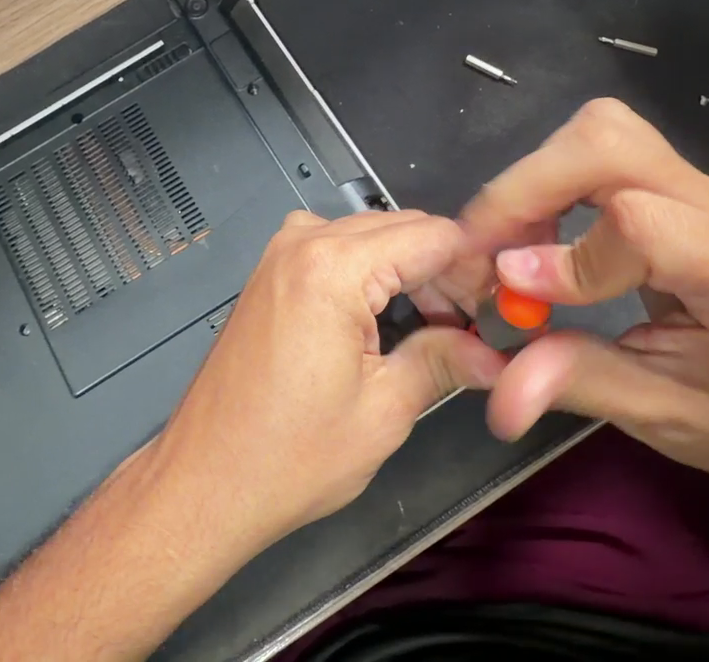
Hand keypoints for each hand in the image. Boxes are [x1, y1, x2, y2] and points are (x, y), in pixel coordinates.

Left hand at [152, 209, 505, 546]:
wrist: (206, 480)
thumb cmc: (286, 455)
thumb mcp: (384, 410)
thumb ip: (443, 361)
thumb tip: (491, 352)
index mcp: (333, 266)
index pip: (433, 235)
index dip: (477, 267)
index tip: (502, 305)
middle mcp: (303, 243)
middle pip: (402, 228)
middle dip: (446, 270)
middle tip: (477, 324)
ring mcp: (280, 255)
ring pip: (371, 237)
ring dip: (410, 271)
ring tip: (439, 327)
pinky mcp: (271, 275)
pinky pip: (337, 251)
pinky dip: (372, 274)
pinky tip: (389, 318)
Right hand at [433, 99, 708, 490]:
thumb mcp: (664, 418)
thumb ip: (578, 383)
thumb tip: (495, 390)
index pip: (644, 223)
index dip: (566, 256)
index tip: (512, 297)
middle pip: (608, 144)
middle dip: (524, 191)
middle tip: (483, 254)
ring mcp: (696, 186)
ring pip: (597, 133)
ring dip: (530, 182)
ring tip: (506, 246)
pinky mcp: (669, 182)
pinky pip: (595, 151)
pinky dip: (544, 183)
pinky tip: (534, 237)